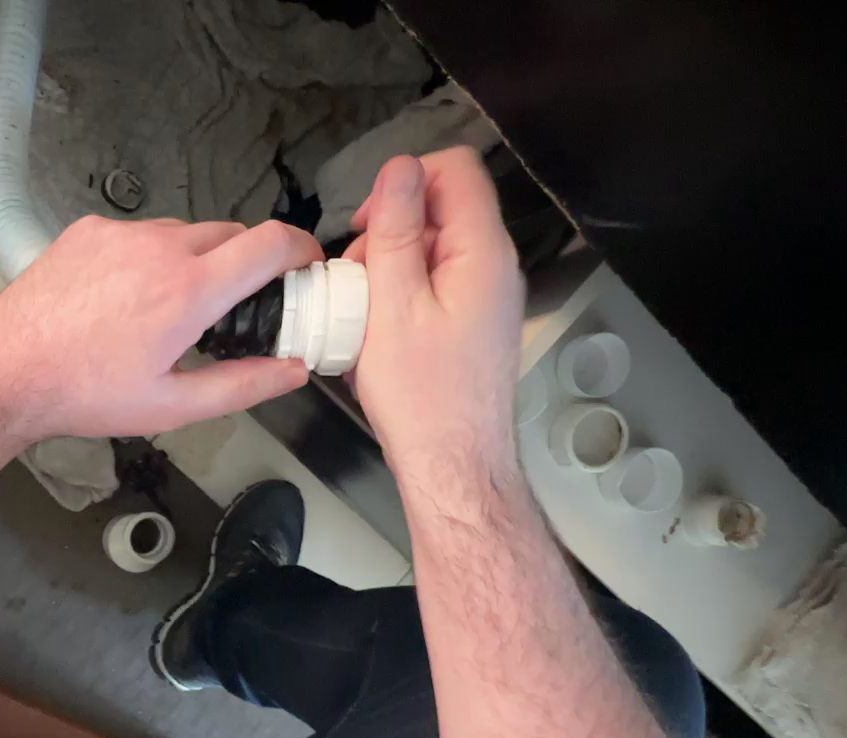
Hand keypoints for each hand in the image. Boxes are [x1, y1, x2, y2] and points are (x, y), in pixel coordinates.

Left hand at [0, 216, 319, 439]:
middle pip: (231, 234)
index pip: (270, 242)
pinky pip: (140, 233)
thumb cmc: (89, 395)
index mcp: (189, 290)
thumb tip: (296, 370)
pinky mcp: (87, 230)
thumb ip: (242, 385)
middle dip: (247, 264)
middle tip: (235, 307)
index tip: (307, 266)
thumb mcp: (172, 405)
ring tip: (173, 308)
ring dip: (197, 260)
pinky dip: (152, 256)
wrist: (6, 371)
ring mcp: (120, 232)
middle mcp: (160, 245)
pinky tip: (127, 296)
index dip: (301, 249)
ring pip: (185, 232)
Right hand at [345, 150, 524, 470]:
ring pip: (431, 257)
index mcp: (481, 252)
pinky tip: (374, 338)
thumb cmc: (417, 391)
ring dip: (387, 273)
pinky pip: (432, 293)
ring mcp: (485, 301)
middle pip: (440, 214)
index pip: (454, 171)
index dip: (403, 184)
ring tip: (358, 318)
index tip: (362, 228)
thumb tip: (398, 167)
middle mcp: (494, 267)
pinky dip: (398, 302)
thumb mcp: (393, 305)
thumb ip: (397, 232)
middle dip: (387, 237)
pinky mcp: (471, 329)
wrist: (450, 462)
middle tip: (352, 285)